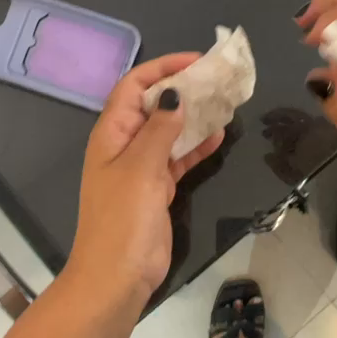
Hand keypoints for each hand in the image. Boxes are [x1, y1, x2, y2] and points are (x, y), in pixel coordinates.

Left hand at [66, 53, 225, 306]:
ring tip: (225, 103)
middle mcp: (124, 144)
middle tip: (218, 80)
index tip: (196, 62)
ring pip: (169, 131)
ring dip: (194, 116)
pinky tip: (219, 135)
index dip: (162, 68)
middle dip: (183, 90)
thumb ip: (159, 129)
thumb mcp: (140, 167)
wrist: (117, 275)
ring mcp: (141, 168)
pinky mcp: (157, 189)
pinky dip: (197, 146)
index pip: (134, 86)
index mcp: (111, 133)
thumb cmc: (122, 218)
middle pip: (154, 105)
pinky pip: (178, 158)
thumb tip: (175, 94)